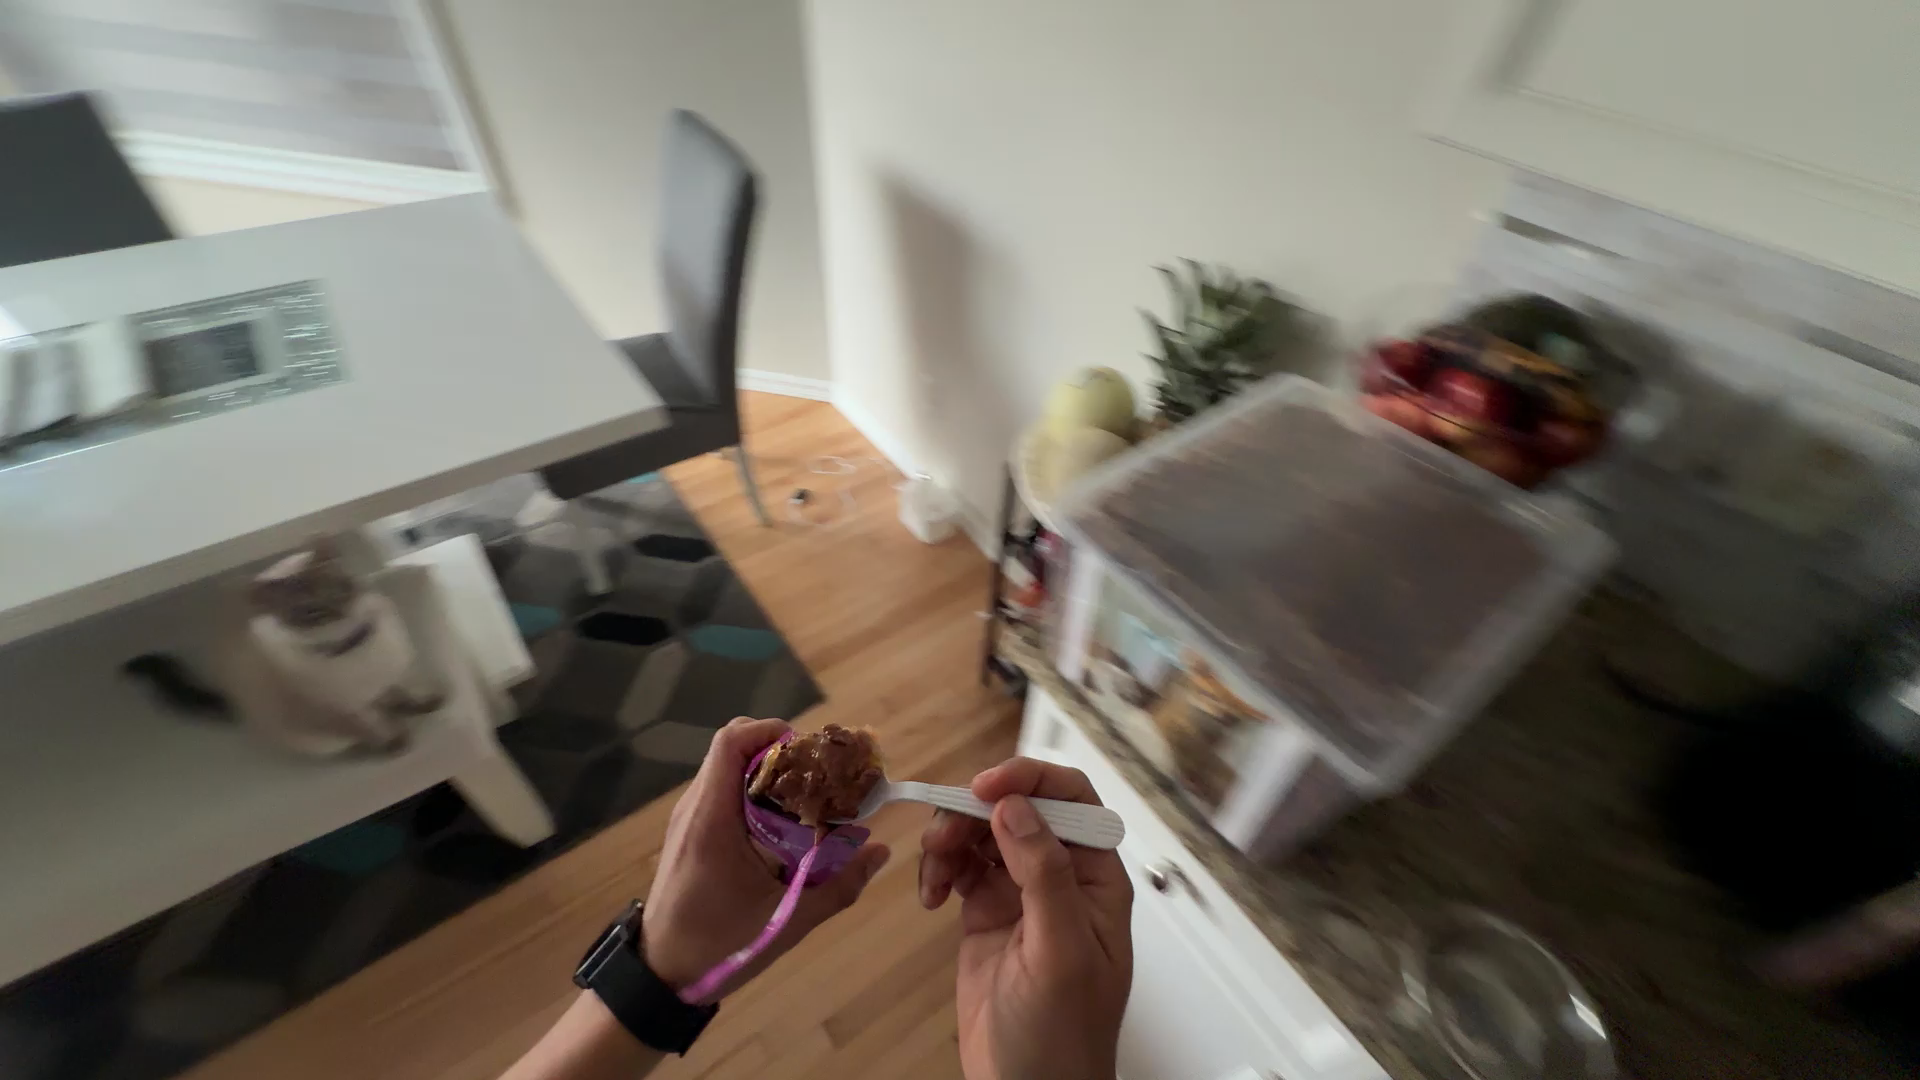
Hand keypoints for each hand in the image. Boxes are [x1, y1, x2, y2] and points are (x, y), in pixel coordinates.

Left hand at [641, 717, 890, 1002]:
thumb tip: (881, 852)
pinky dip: (754, 790)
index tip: (808, 752)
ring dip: (768, 770)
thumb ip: (838, 887)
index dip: (770, 730)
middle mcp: (696, 807)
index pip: (731, 741)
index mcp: (712, 818)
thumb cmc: (718, 946)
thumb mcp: (787, 921)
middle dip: (779, 750)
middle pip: (734, 746)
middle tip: (815, 776)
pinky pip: (723, 789)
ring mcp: (690, 817)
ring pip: (729, 767)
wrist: (660, 978)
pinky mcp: (690, 830)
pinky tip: (780, 823)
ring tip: (804, 798)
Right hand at [920, 758, 1132, 1079]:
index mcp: (1094, 874)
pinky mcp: (984, 906)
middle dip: (976, 812)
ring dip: (951, 838)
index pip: (1071, 797)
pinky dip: (939, 868)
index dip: (1030, 778)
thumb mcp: (1061, 953)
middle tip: (942, 840)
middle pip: (1016, 806)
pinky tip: (930, 898)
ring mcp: (1019, 887)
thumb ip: (1044, 874)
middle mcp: (1058, 870)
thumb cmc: (1060, 1032)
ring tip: (933, 875)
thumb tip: (1014, 806)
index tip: (984, 786)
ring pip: (982, 830)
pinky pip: (959, 863)